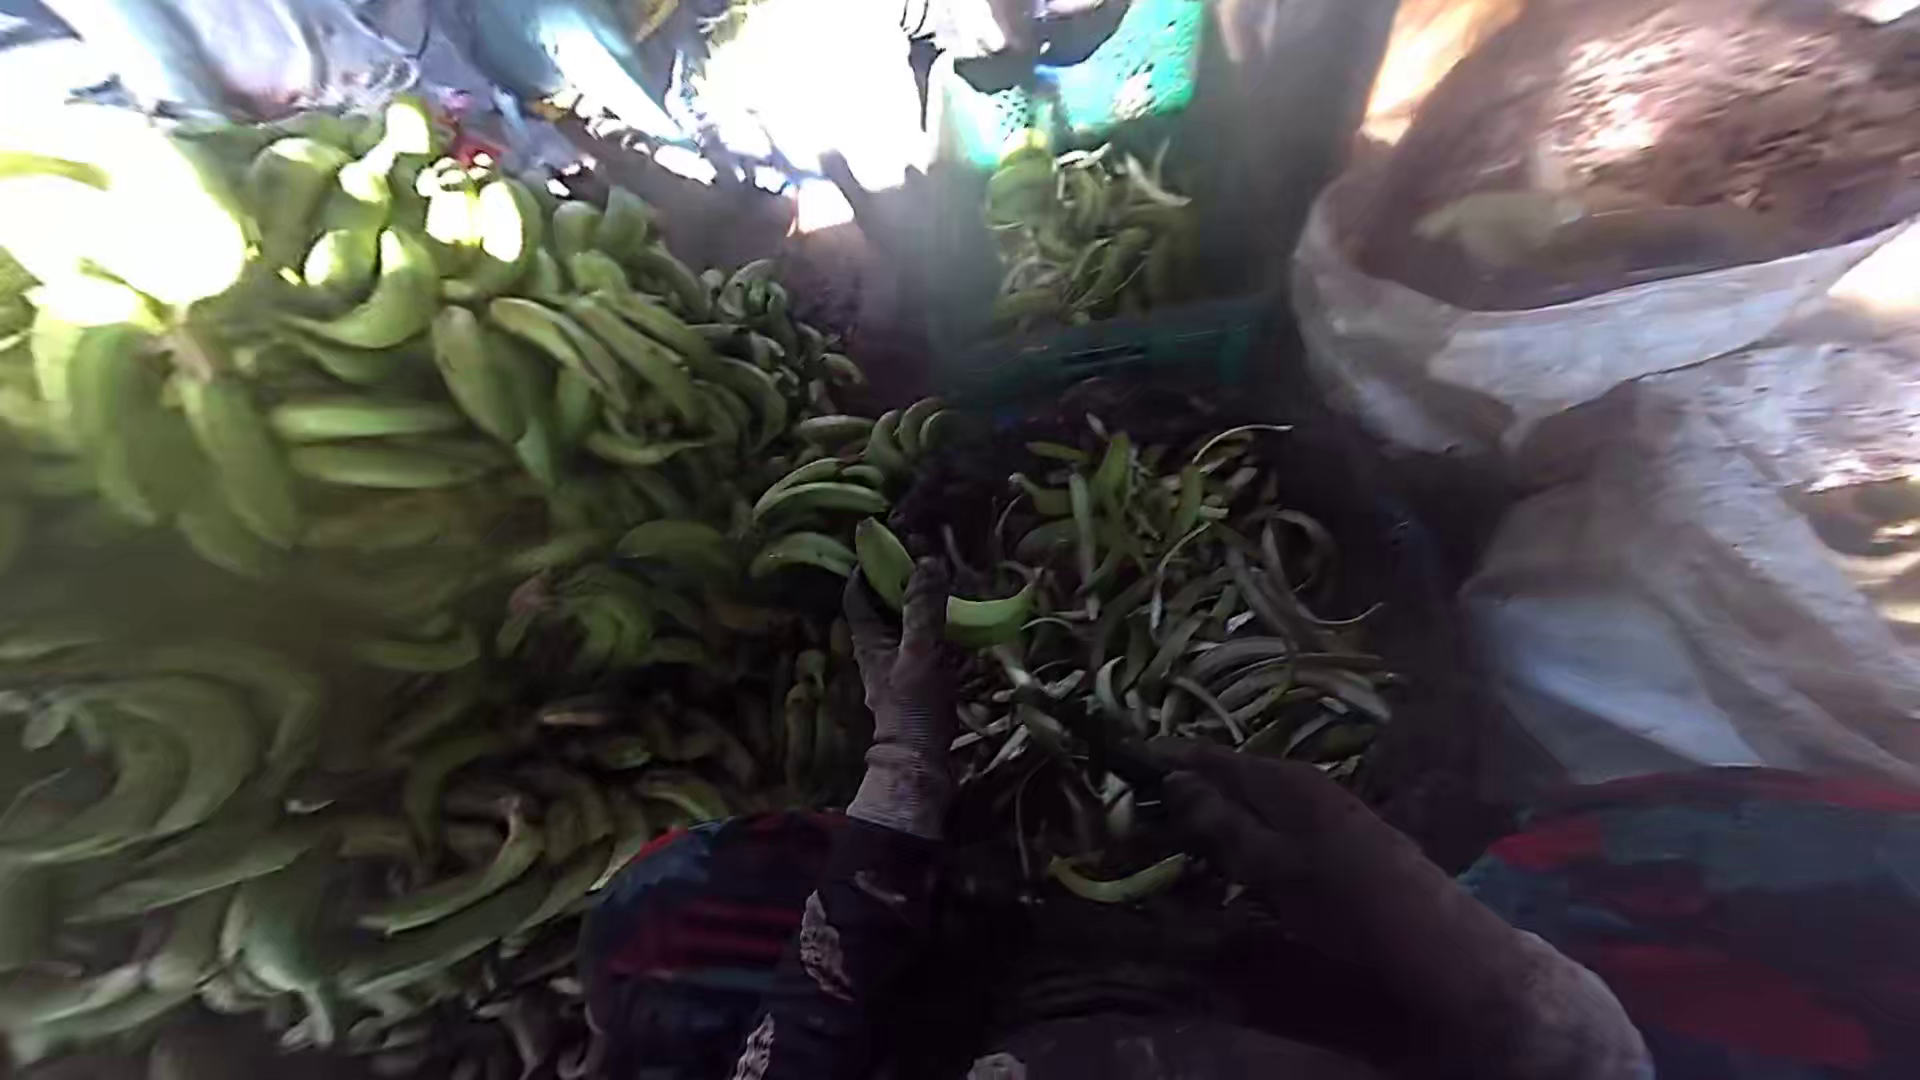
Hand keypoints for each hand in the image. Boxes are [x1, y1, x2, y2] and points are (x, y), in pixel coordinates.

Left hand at [844, 559, 956, 836]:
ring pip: (905, 619)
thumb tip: (927, 562)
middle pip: (883, 602)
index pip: (858, 592)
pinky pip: (924, 637)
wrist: (921, 759)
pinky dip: (937, 622)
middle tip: (927, 556)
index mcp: (868, 637)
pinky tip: (957, 615)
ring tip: (945, 578)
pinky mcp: (918, 673)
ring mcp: (899, 660)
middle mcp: (879, 645)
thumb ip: (923, 609)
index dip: (869, 567)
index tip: (891, 545)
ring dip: (921, 599)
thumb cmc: (914, 706)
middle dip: (901, 578)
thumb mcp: (919, 653)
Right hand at [1152, 740, 1651, 1079]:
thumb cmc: (1349, 903)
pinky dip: (1239, 824)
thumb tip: (1174, 779)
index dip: (1168, 754)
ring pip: (1246, 794)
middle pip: (1226, 770)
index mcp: (1279, 778)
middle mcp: (1296, 779)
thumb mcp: (1272, 866)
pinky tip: (1229, 848)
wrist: (1446, 949)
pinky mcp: (1330, 829)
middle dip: (1185, 781)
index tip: (1128, 755)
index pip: (1208, 753)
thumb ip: (1220, 820)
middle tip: (1144, 800)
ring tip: (1176, 825)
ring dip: (1211, 805)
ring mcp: (1317, 803)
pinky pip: (1267, 815)